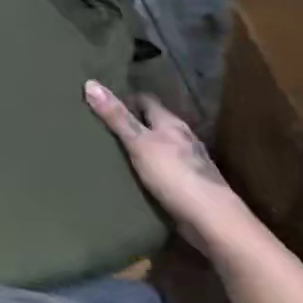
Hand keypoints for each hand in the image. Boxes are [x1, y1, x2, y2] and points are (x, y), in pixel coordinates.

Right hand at [84, 81, 256, 250]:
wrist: (212, 220)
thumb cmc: (174, 175)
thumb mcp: (138, 143)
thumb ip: (116, 116)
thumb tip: (90, 83)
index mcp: (171, 123)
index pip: (147, 100)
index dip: (126, 98)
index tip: (102, 102)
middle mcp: (183, 138)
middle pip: (154, 121)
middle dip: (132, 121)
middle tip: (103, 124)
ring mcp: (189, 161)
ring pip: (160, 144)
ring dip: (142, 144)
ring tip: (115, 148)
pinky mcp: (189, 183)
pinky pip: (164, 166)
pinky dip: (150, 165)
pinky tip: (136, 173)